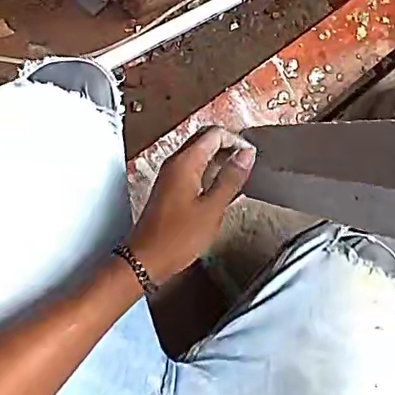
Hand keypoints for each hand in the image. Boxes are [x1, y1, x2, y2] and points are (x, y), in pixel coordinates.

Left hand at [125, 127, 253, 280]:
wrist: (145, 261)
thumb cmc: (175, 239)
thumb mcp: (212, 208)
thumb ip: (231, 178)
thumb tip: (246, 155)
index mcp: (185, 162)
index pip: (215, 134)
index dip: (236, 141)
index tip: (249, 156)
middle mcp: (175, 163)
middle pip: (206, 139)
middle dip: (228, 147)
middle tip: (245, 164)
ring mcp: (170, 175)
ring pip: (200, 154)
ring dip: (220, 161)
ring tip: (236, 179)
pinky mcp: (169, 188)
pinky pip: (193, 169)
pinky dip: (209, 173)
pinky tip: (220, 192)